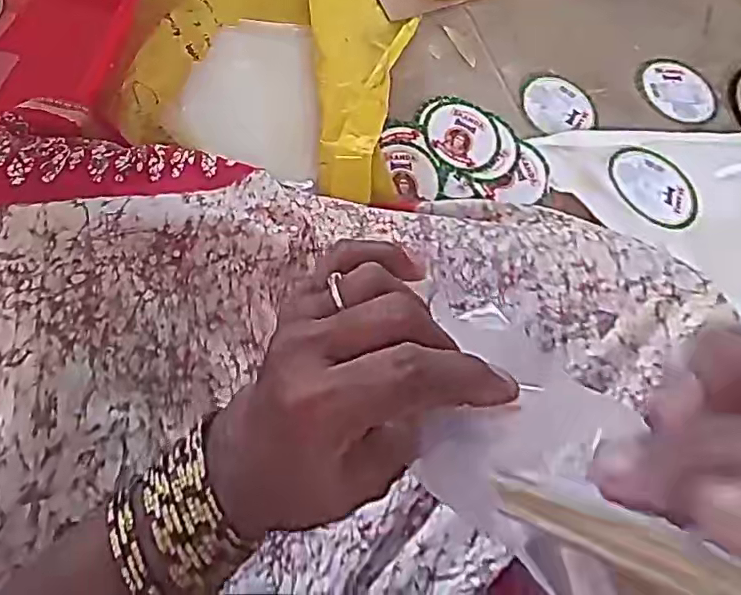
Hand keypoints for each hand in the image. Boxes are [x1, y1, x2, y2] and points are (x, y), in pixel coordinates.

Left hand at [206, 240, 516, 537]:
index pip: (406, 371)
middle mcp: (307, 347)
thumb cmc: (297, 485)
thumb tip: (452, 393)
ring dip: (415, 308)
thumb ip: (410, 433)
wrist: (239, 461)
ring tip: (427, 341)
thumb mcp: (361, 485)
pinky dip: (378, 254)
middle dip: (443, 347)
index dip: (463, 376)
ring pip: (375, 284)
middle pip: (397, 318)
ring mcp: (300, 316)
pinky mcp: (298, 300)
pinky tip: (409, 268)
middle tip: (459, 375)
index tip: (500, 389)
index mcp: (320, 402)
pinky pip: (341, 258)